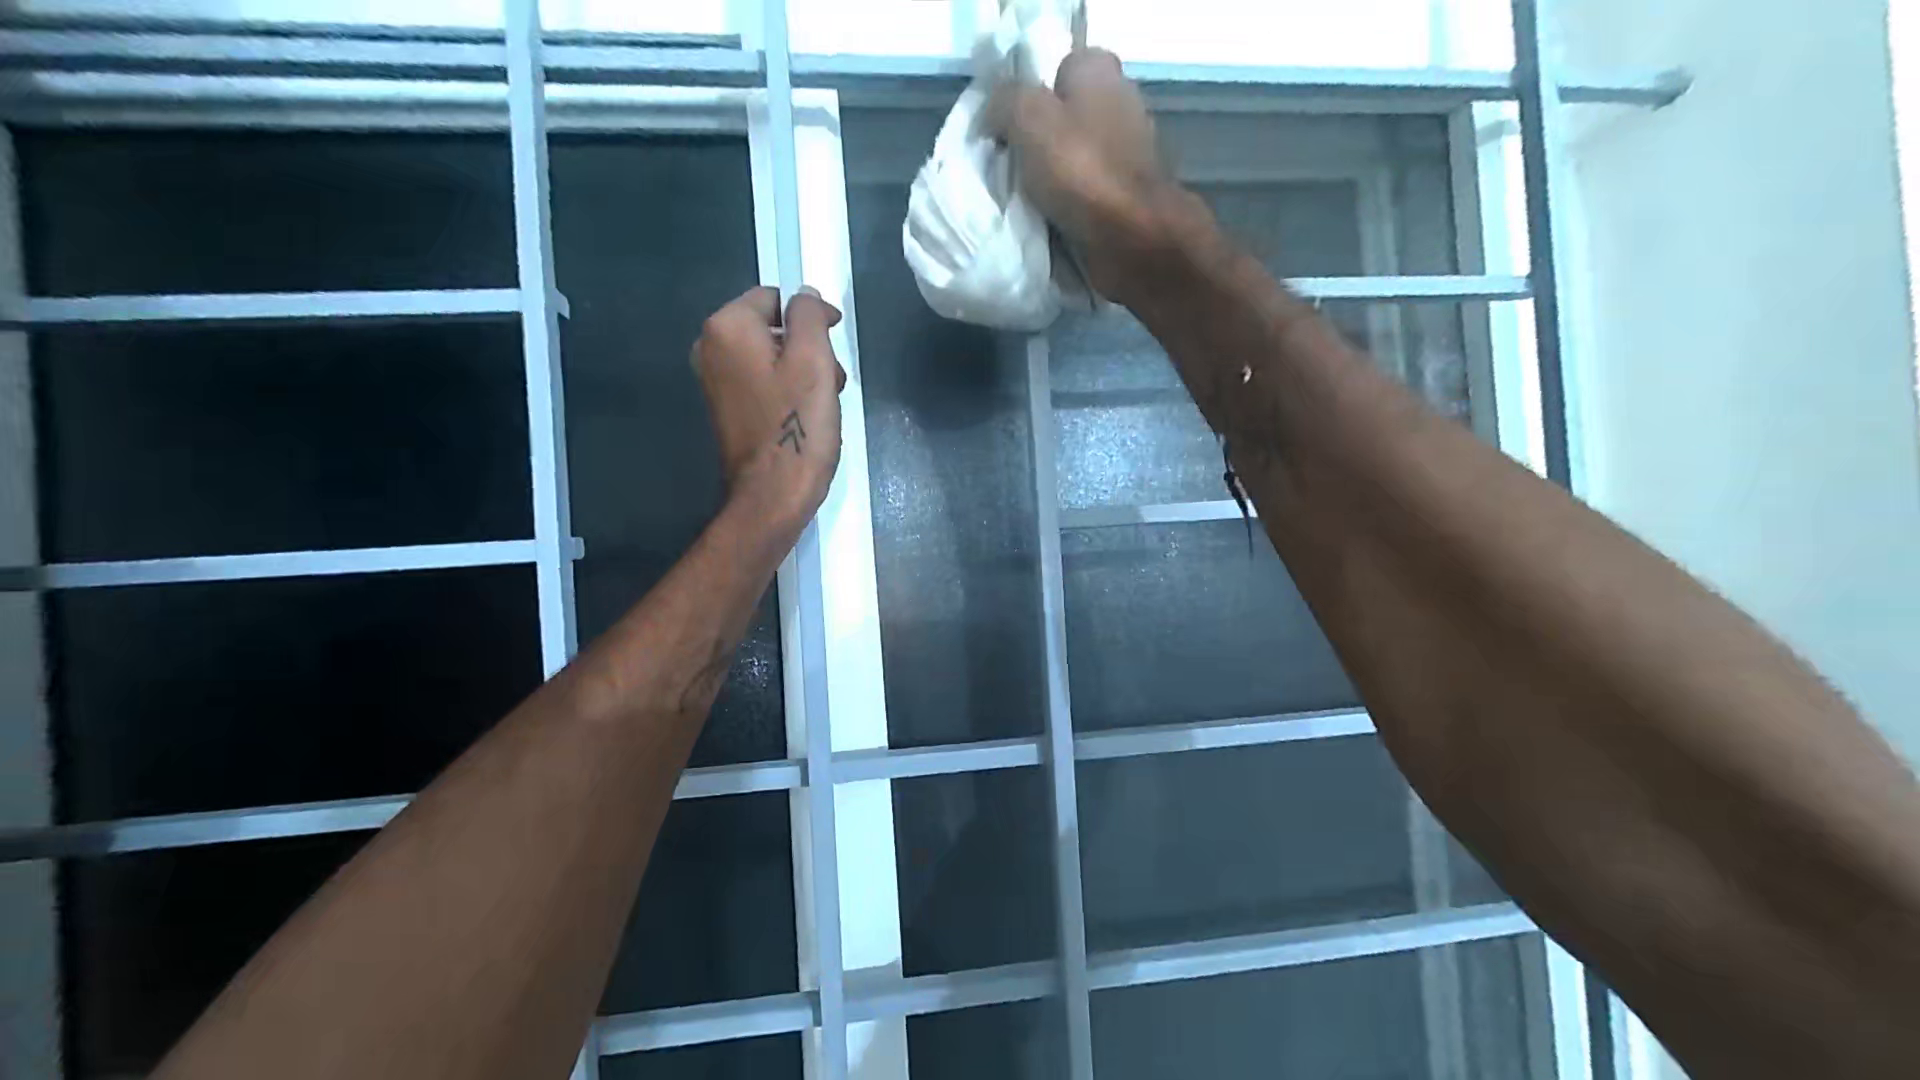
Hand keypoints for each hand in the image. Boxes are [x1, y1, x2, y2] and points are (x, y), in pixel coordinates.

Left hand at [691, 285, 846, 533]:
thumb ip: (809, 316)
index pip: (774, 297)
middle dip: (807, 346)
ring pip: (768, 356)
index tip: (837, 336)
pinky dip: (785, 388)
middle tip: (834, 378)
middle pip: (770, 327)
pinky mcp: (724, 408)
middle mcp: (710, 348)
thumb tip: (803, 295)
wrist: (772, 494)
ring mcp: (714, 381)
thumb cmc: (796, 425)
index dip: (810, 313)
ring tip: (825, 401)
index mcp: (727, 328)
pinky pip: (760, 381)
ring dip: (801, 369)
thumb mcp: (813, 360)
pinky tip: (805, 414)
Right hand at [988, 49, 1192, 303]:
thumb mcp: (1028, 118)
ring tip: (1021, 199)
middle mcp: (1119, 102)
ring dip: (1049, 177)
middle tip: (1007, 166)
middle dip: (1036, 141)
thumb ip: (1005, 101)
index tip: (1004, 128)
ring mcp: (1127, 151)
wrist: (1130, 237)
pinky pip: (1084, 191)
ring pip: (1072, 157)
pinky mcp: (1126, 194)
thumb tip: (993, 114)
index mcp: (1099, 71)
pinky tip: (1047, 219)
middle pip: (1062, 117)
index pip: (1054, 69)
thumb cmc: (1081, 169)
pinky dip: (1067, 203)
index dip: (1026, 96)